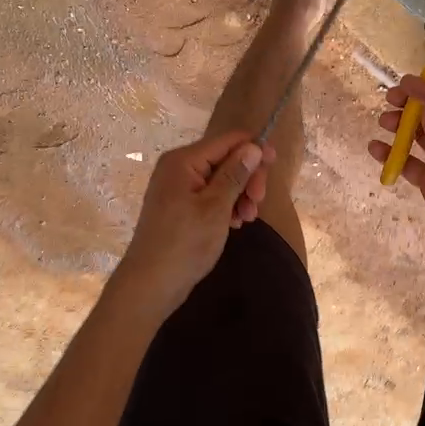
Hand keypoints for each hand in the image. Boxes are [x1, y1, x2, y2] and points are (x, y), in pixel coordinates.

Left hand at [117, 131, 273, 311]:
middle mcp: (178, 167)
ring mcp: (177, 187)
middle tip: (259, 201)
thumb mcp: (216, 207)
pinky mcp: (179, 206)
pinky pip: (209, 194)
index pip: (227, 140)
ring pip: (220, 178)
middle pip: (224, 158)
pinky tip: (235, 223)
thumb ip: (235, 174)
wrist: (150, 286)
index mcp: (184, 160)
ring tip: (248, 218)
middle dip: (246, 177)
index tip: (274, 164)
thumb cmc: (185, 244)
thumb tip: (253, 146)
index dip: (253, 148)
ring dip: (239, 194)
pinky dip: (226, 205)